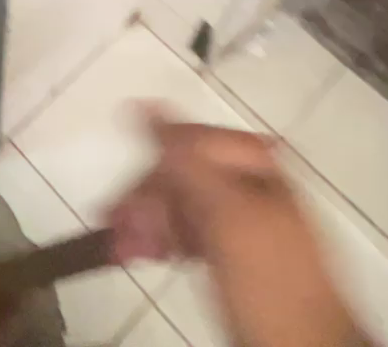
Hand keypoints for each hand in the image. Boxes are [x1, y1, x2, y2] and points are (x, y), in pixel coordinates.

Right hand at [107, 106, 369, 346]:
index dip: (147, 171)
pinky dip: (165, 239)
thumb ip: (185, 159)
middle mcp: (249, 179)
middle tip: (116, 233)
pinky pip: (191, 228)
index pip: (183, 142)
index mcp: (253, 161)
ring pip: (182, 201)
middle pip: (180, 171)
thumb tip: (145, 105)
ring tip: (125, 250)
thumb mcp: (227, 215)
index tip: (117, 202)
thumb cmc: (271, 283)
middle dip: (145, 202)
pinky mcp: (238, 249)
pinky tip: (146, 253)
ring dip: (149, 223)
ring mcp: (245, 215)